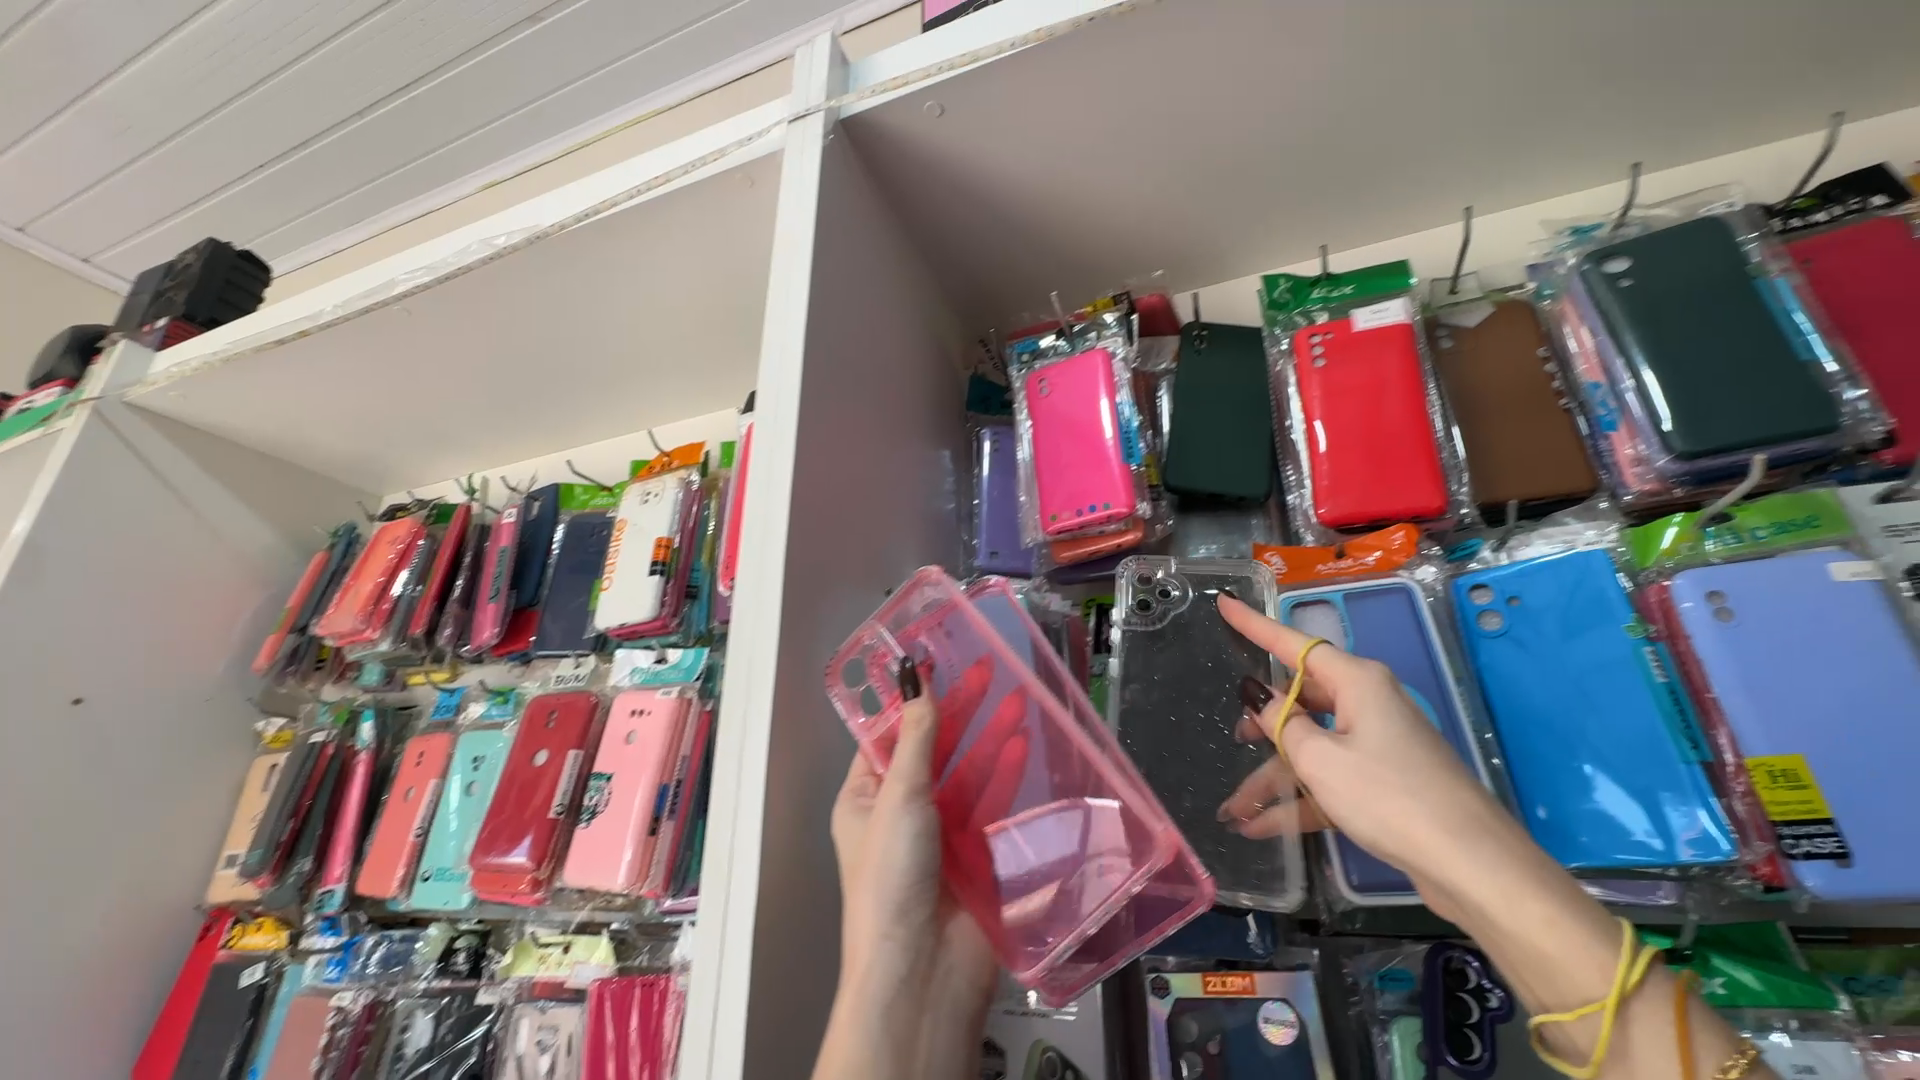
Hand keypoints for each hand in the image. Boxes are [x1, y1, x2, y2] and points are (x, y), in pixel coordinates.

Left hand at [820, 663, 996, 1079]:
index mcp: (864, 797)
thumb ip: (917, 735)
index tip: (935, 662)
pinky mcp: (974, 855)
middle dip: (957, 710)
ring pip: (967, 772)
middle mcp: (900, 811)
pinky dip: (1005, 774)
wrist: (922, 970)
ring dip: (988, 737)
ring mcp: (939, 834)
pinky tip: (1022, 744)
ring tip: (1015, 696)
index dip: (912, 699)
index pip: (888, 736)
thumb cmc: (891, 877)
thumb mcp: (898, 796)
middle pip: (933, 748)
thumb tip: (913, 674)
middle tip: (986, 668)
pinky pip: (990, 803)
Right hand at [1213, 593, 1529, 916]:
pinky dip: (1297, 801)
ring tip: (1232, 810)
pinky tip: (1259, 828)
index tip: (1223, 603)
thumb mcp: (1320, 758)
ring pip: (1310, 748)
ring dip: (1272, 779)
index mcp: (1356, 681)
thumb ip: (1282, 723)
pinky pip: (1328, 779)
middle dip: (1261, 726)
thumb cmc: (1388, 797)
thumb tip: (1258, 696)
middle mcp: (1367, 703)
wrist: (1469, 863)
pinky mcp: (1382, 781)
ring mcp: (1376, 743)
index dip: (1254, 625)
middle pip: (1301, 701)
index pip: (1292, 644)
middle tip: (1232, 738)